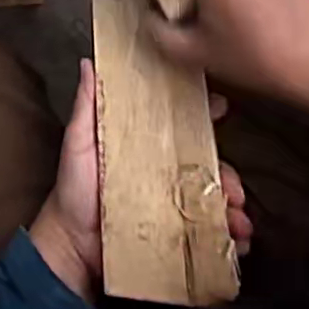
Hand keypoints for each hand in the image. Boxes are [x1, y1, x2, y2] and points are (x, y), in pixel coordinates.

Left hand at [30, 60, 252, 300]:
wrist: (71, 244)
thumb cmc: (73, 188)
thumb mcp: (79, 141)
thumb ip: (87, 105)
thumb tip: (89, 64)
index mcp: (145, 143)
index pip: (179, 122)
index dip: (203, 112)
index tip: (219, 106)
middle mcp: (163, 169)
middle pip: (206, 163)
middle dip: (227, 173)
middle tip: (232, 187)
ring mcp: (171, 202)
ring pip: (213, 198)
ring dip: (233, 207)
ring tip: (236, 219)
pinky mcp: (175, 233)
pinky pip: (210, 233)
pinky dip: (229, 237)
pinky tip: (235, 242)